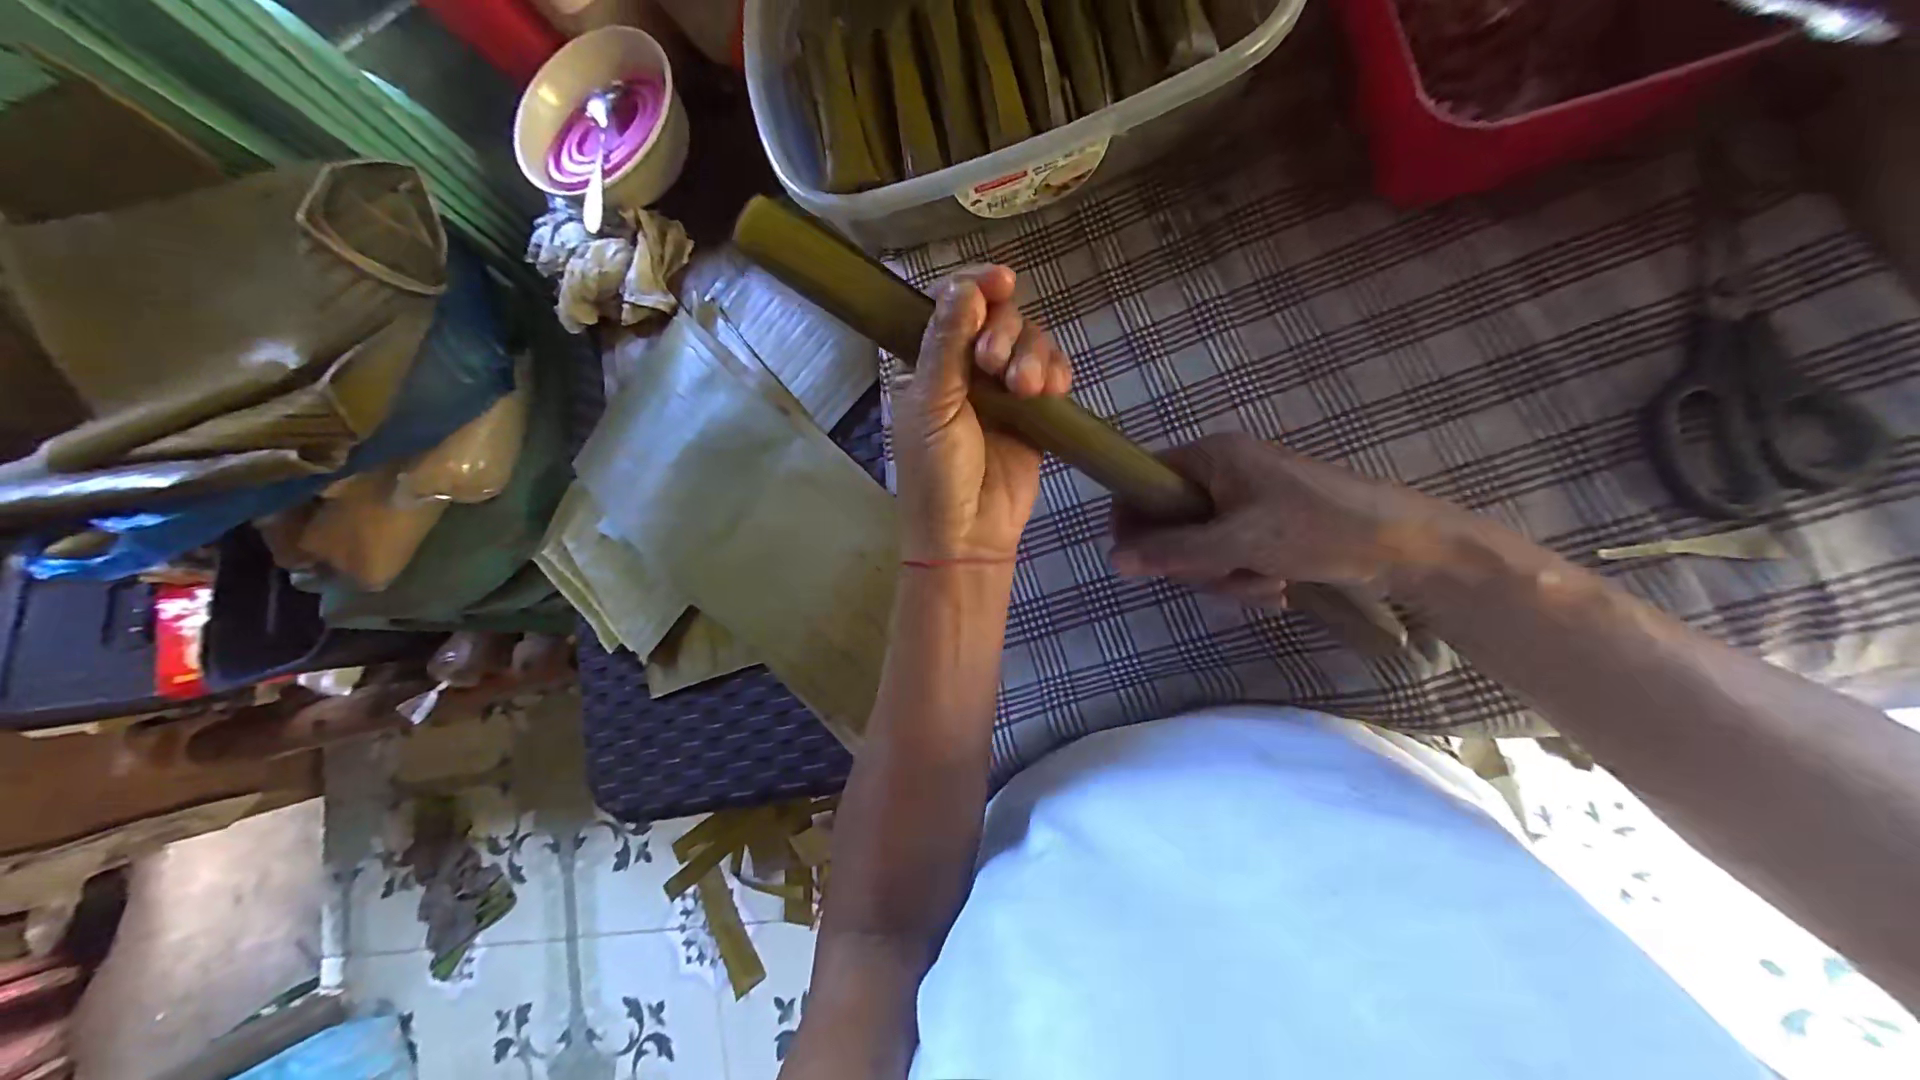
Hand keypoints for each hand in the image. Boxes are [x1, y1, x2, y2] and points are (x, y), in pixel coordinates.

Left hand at [894, 265, 1071, 562]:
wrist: (970, 532)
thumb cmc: (937, 472)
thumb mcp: (932, 406)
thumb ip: (948, 345)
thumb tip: (964, 287)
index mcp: (931, 363)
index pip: (955, 305)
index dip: (977, 287)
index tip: (1001, 281)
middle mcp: (967, 369)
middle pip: (998, 318)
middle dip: (1004, 333)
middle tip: (994, 366)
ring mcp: (1003, 390)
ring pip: (1030, 342)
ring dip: (1033, 355)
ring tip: (1027, 389)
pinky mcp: (1034, 411)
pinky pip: (1052, 372)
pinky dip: (1056, 372)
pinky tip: (1052, 389)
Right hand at [1107, 434, 1469, 606]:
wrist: (1404, 543)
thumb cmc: (1317, 528)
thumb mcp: (1238, 542)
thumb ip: (1173, 551)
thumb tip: (1113, 559)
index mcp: (1211, 456)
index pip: (1142, 482)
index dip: (1133, 521)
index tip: (1141, 560)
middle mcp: (1222, 471)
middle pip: (1170, 522)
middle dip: (1195, 561)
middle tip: (1223, 575)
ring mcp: (1245, 498)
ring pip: (1200, 545)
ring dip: (1225, 575)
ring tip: (1265, 584)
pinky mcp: (1265, 523)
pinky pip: (1229, 553)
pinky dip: (1246, 576)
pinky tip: (1277, 587)